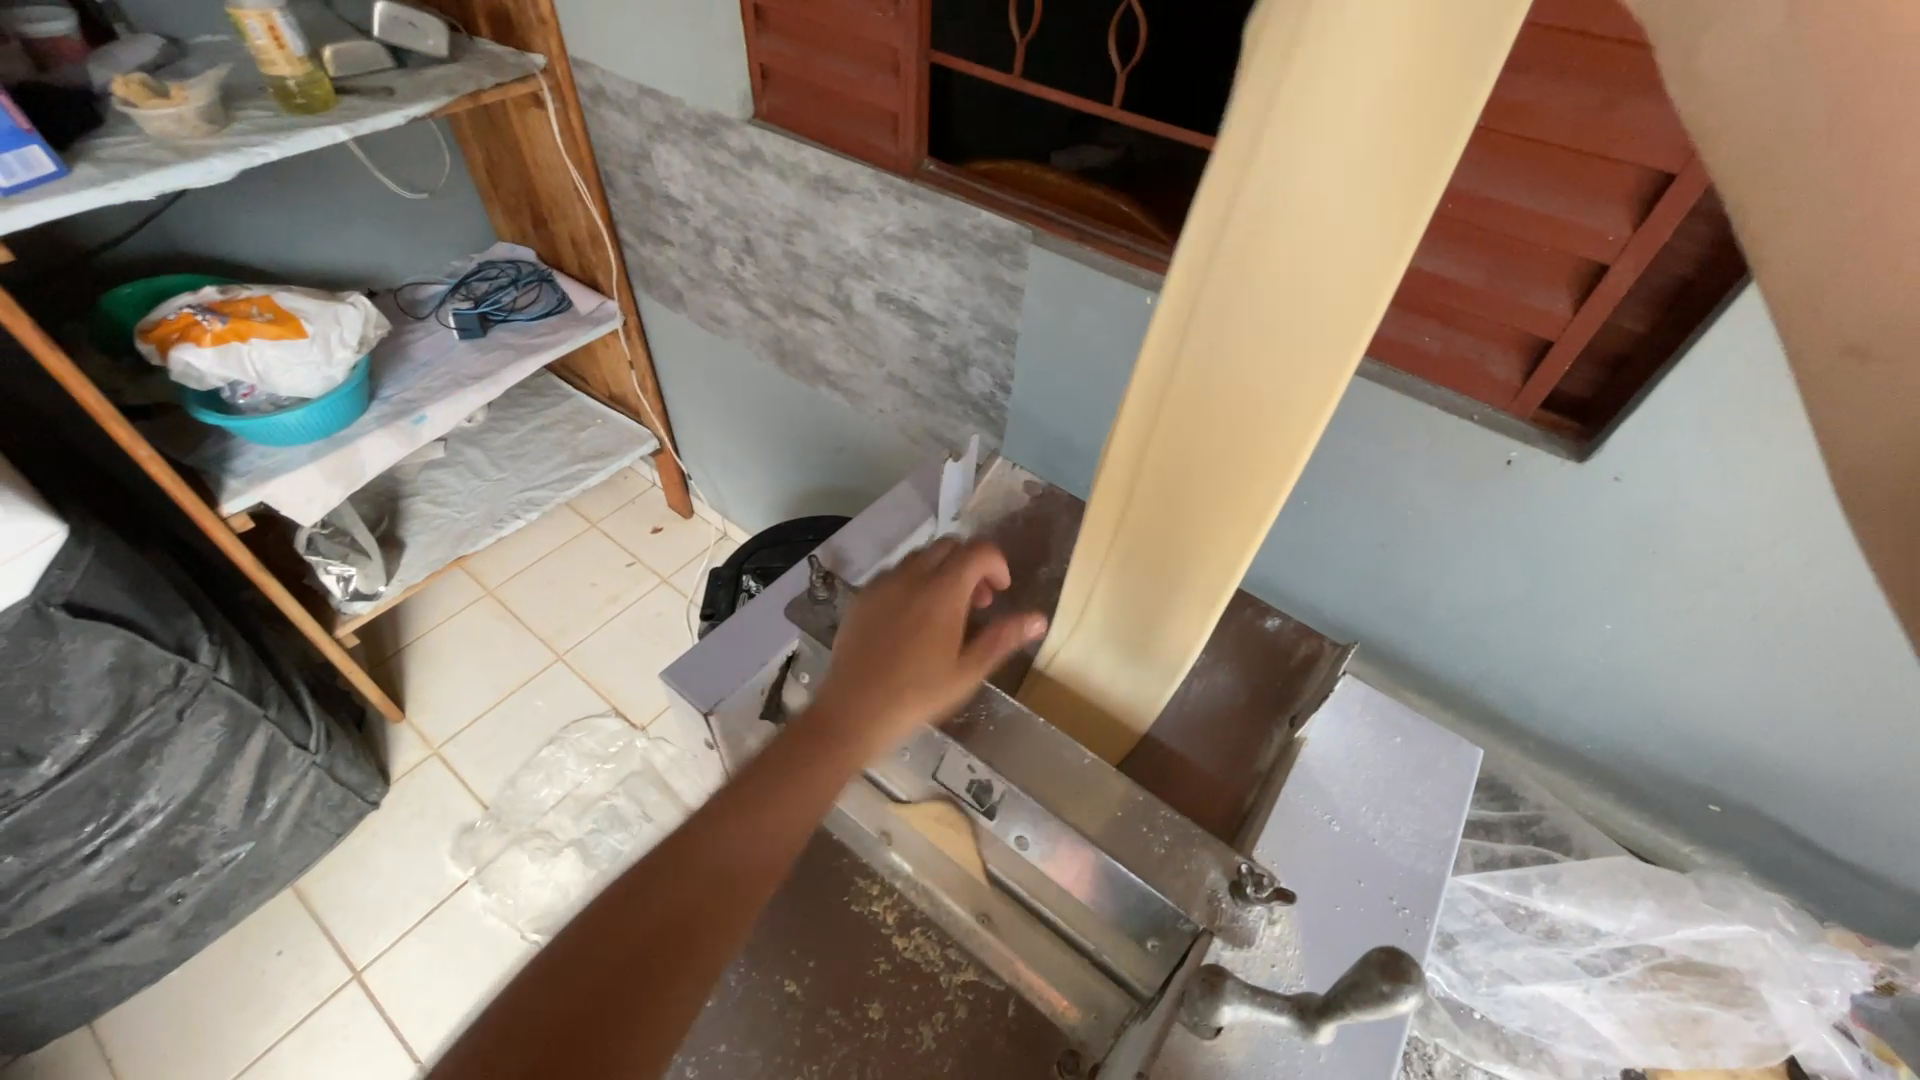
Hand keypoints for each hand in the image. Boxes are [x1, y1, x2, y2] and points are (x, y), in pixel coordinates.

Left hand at [803, 537, 1047, 757]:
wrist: (855, 710)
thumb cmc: (918, 694)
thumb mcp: (968, 671)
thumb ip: (1003, 638)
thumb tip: (1039, 619)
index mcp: (943, 591)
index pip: (979, 551)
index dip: (997, 564)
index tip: (1000, 592)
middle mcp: (912, 576)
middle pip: (949, 546)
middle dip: (970, 565)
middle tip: (976, 603)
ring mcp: (883, 583)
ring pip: (920, 557)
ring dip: (941, 571)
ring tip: (944, 611)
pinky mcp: (862, 596)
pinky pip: (894, 573)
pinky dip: (912, 582)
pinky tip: (911, 618)